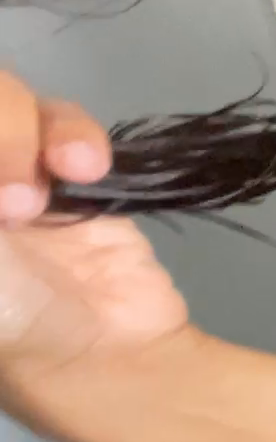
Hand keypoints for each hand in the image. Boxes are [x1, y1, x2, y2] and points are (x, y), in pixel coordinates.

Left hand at [0, 74, 189, 411]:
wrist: (100, 345)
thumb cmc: (1, 310)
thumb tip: (7, 170)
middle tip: (11, 190)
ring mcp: (7, 167)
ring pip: (9, 96)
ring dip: (31, 128)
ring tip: (63, 180)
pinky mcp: (72, 174)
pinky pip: (66, 122)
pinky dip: (78, 136)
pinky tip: (89, 171)